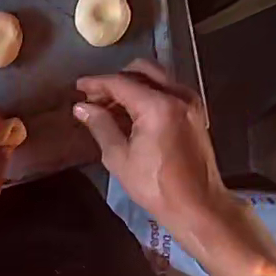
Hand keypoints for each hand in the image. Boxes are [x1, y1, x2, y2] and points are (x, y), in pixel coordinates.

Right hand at [74, 59, 230, 241]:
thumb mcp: (119, 157)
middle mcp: (177, 96)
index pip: (121, 83)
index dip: (96, 83)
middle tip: (95, 98)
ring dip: (132, 86)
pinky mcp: (196, 114)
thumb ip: (100, 126)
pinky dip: (148, 94)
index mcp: (157, 106)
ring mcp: (190, 103)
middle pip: (142, 71)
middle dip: (116, 80)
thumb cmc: (154, 185)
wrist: (196, 204)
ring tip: (111, 108)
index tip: (78, 87)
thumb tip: (81, 108)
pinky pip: (168, 91)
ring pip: (157, 78)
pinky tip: (132, 115)